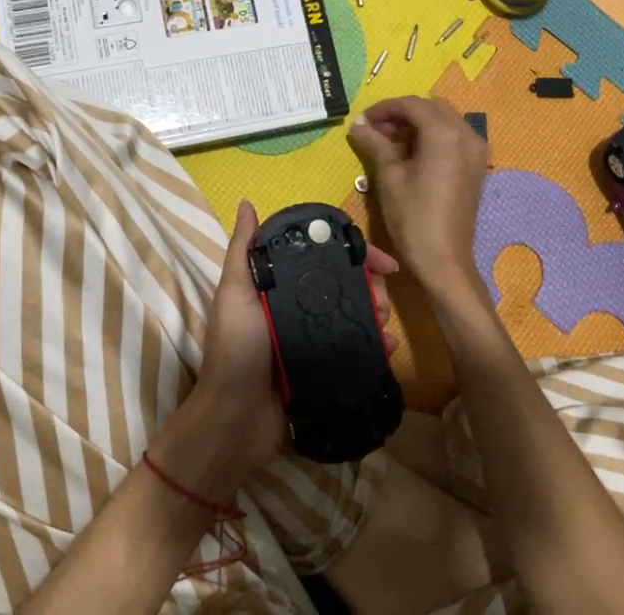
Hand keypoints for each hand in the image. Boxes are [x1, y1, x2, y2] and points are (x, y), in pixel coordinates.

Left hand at [179, 201, 398, 494]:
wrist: (235, 420)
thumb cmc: (235, 350)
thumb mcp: (234, 294)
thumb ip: (244, 251)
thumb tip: (246, 202)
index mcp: (277, 286)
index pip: (321, 258)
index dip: (352, 254)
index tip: (382, 261)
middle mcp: (296, 308)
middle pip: (344, 285)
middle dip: (369, 287)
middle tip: (381, 300)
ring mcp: (312, 340)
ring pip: (354, 315)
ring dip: (376, 314)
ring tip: (384, 324)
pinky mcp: (325, 369)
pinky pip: (357, 350)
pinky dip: (375, 345)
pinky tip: (388, 348)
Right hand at [346, 97, 489, 302]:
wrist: (444, 260)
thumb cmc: (413, 218)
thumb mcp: (389, 177)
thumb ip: (375, 144)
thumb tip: (358, 126)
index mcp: (445, 134)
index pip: (412, 105)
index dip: (385, 108)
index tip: (363, 120)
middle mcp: (467, 135)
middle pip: (431, 108)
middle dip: (402, 114)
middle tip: (375, 131)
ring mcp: (476, 151)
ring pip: (444, 121)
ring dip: (417, 124)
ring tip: (390, 143)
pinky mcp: (477, 167)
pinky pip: (454, 138)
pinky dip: (432, 137)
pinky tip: (411, 154)